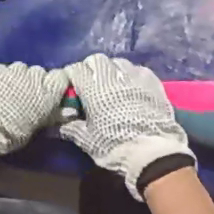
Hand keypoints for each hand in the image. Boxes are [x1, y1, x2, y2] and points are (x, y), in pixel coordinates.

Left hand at [0, 62, 71, 163]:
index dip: (56, 84)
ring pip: (19, 68)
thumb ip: (50, 115)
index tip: (51, 93)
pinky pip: (1, 69)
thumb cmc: (11, 132)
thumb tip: (67, 111)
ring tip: (7, 91)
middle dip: (34, 81)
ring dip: (17, 77)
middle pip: (38, 72)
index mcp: (47, 91)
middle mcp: (32, 75)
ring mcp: (12, 69)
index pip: (61, 78)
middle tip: (26, 96)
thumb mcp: (35, 127)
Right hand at [58, 55, 193, 198]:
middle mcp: (111, 77)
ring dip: (112, 69)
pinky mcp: (153, 83)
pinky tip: (133, 86)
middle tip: (91, 83)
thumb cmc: (114, 145)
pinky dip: (133, 75)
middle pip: (96, 60)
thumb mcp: (87, 140)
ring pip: (118, 62)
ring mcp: (134, 77)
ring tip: (113, 83)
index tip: (72, 86)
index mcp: (91, 88)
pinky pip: (139, 70)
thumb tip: (60, 123)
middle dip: (91, 68)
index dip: (72, 76)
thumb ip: (71, 127)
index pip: (75, 69)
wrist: (152, 154)